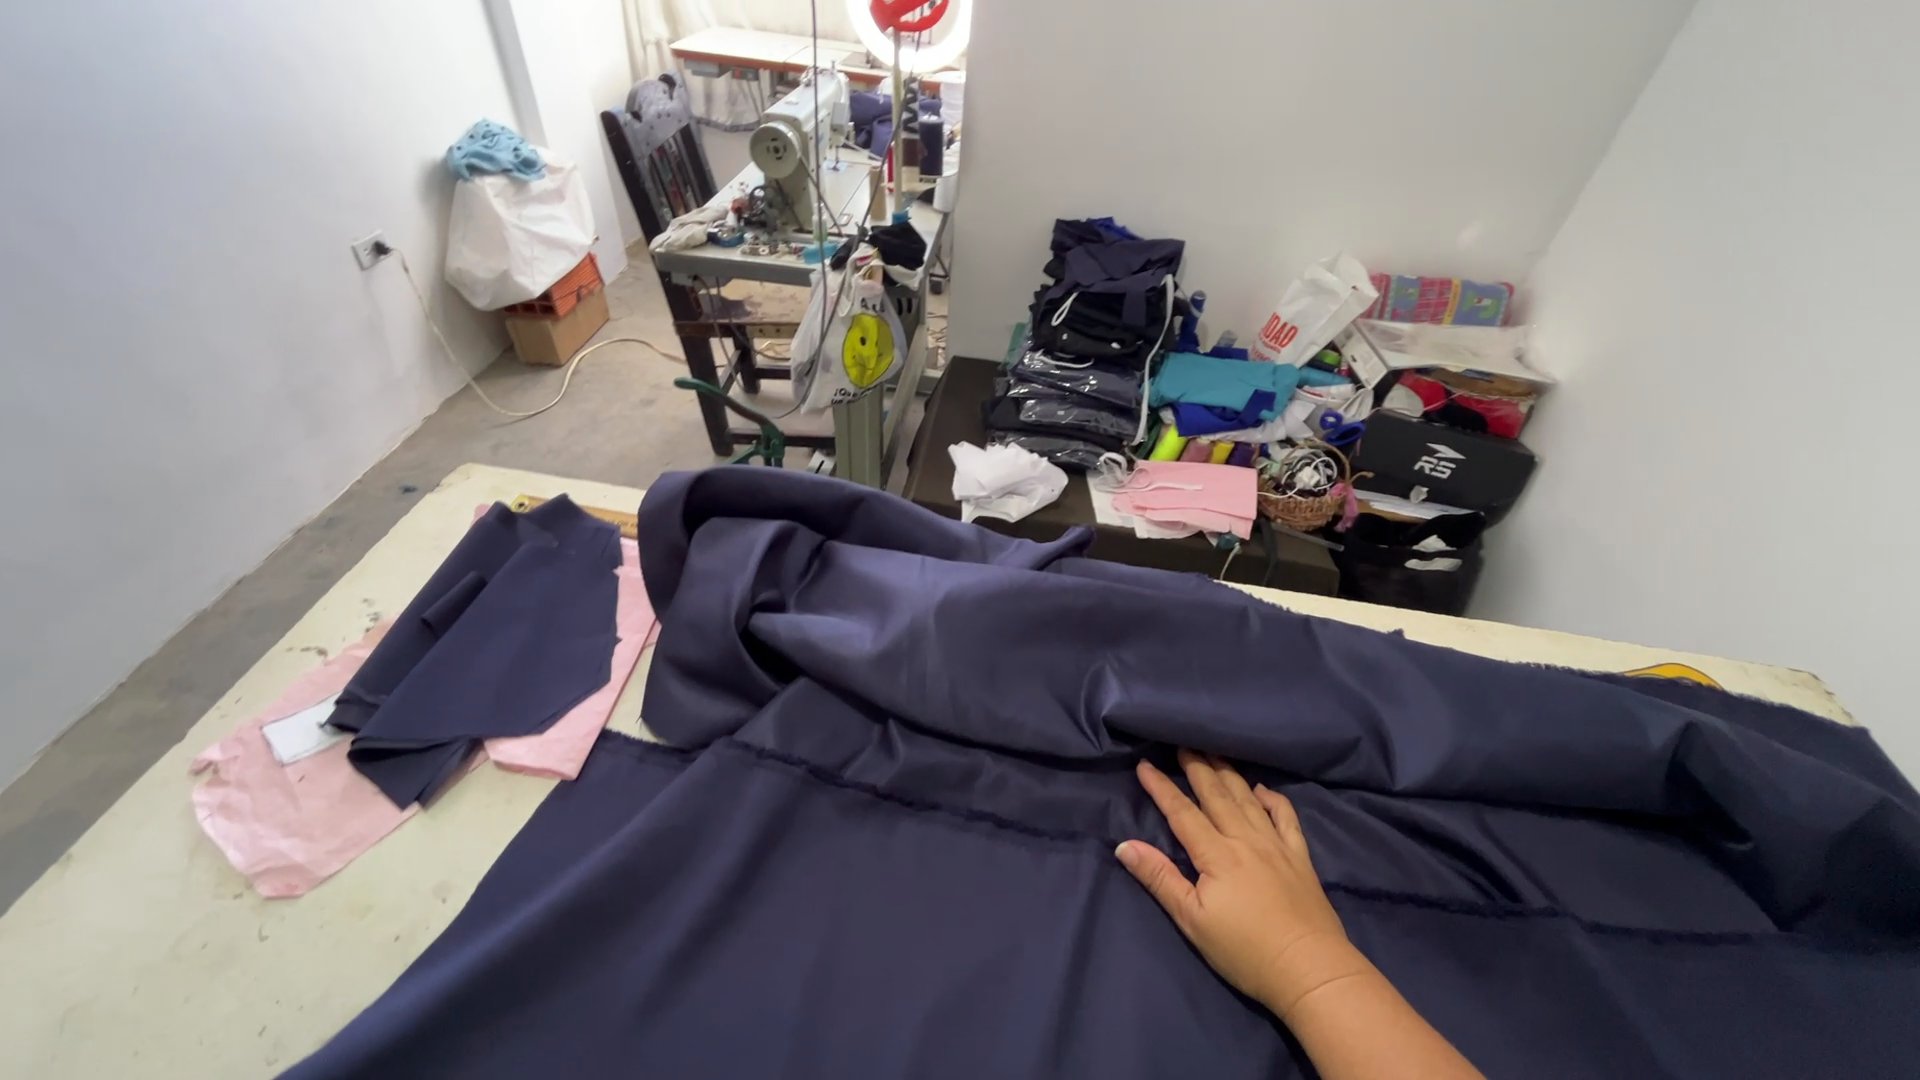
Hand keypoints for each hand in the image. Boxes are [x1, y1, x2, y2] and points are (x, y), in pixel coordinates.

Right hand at [1115, 750, 1369, 1020]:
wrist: (1312, 972)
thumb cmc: (1245, 951)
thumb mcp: (1192, 920)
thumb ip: (1159, 878)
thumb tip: (1124, 844)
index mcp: (1216, 853)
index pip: (1182, 811)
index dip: (1161, 787)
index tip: (1144, 764)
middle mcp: (1245, 839)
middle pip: (1216, 795)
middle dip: (1196, 767)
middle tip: (1183, 744)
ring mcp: (1276, 845)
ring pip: (1247, 799)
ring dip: (1228, 773)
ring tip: (1213, 753)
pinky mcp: (1300, 858)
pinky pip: (1286, 817)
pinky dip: (1274, 799)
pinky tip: (1263, 789)